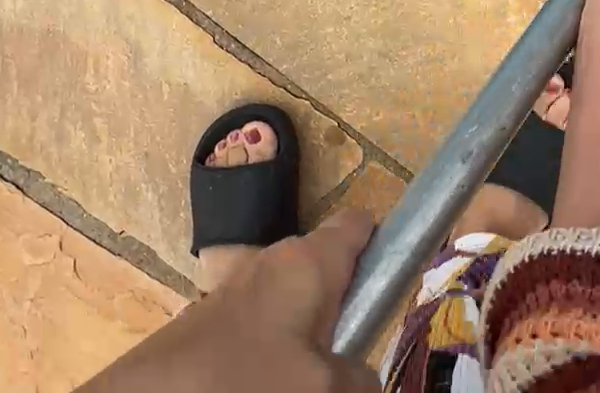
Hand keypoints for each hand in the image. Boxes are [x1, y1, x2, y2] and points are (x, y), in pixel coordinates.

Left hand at [78, 209, 379, 392]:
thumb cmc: (244, 381)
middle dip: (344, 310)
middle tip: (349, 357)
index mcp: (309, 259)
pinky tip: (264, 384)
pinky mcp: (207, 325)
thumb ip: (360, 380)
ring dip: (305, 341)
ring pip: (293, 308)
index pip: (360, 223)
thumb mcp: (322, 390)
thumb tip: (361, 379)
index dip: (384, 248)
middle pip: (329, 273)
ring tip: (303, 379)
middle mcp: (275, 261)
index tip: (392, 291)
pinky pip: (260, 332)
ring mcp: (237, 291)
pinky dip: (269, 358)